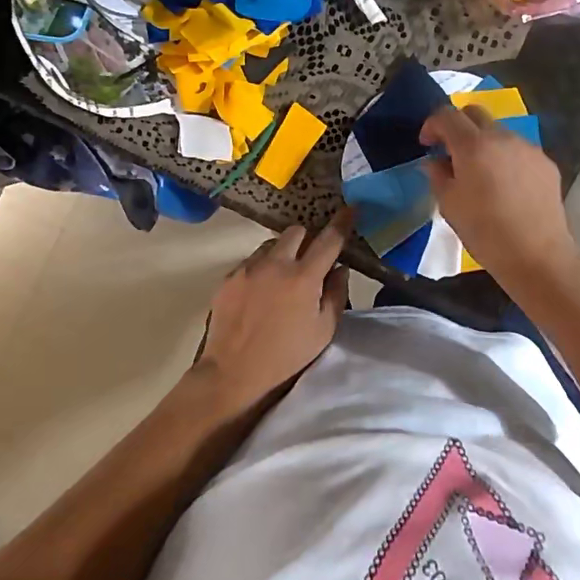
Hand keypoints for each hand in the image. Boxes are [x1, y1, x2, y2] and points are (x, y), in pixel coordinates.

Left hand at [194, 212, 351, 412]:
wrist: (234, 370)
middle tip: (310, 259)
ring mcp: (248, 268)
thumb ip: (335, 294)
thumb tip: (340, 268)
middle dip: (307, 239)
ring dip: (282, 252)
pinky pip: (250, 261)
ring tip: (283, 278)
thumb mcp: (323, 330)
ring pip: (270, 244)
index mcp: (303, 277)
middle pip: (295, 232)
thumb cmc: (286, 356)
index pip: (328, 240)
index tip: (351, 209)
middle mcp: (274, 264)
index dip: (342, 223)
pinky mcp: (229, 277)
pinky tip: (261, 292)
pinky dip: (261, 268)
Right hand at [420, 105, 579, 284]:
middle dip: (457, 125)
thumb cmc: (483, 231)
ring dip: (482, 143)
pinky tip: (502, 186)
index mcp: (473, 146)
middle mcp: (502, 139)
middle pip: (475, 113)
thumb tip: (435, 162)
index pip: (447, 115)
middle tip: (448, 151)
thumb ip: (437, 175)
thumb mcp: (448, 204)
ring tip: (477, 173)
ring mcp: (528, 149)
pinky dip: (503, 158)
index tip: (426, 145)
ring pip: (498, 132)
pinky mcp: (546, 164)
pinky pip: (517, 150)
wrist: (536, 255)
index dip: (431, 125)